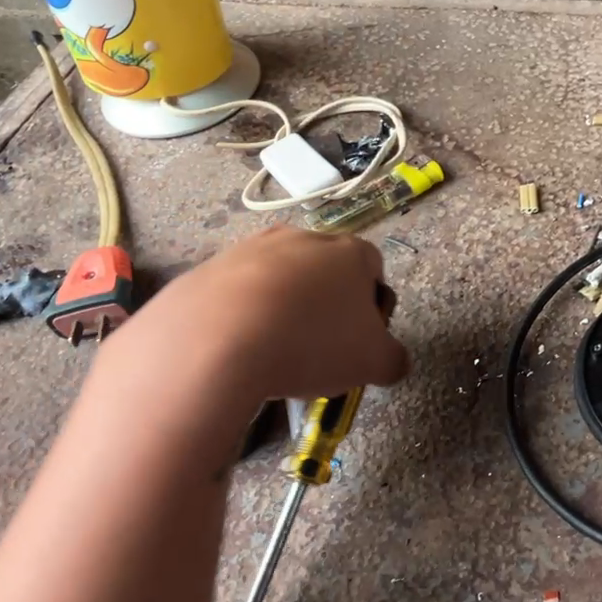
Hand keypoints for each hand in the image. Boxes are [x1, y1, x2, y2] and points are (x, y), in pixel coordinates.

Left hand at [94, 226, 408, 410]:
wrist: (214, 341)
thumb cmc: (312, 343)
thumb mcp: (373, 363)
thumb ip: (394, 359)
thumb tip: (393, 360)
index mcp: (350, 252)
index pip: (374, 270)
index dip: (371, 306)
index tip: (359, 339)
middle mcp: (303, 238)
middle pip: (324, 272)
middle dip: (325, 305)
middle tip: (319, 349)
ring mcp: (251, 248)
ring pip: (279, 280)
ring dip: (282, 309)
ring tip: (273, 353)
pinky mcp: (208, 268)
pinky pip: (235, 294)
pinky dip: (240, 317)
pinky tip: (236, 350)